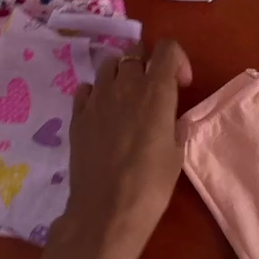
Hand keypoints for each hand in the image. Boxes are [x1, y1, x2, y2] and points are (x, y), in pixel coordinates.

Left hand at [43, 40, 191, 258]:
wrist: (106, 210)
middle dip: (149, 63)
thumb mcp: (176, 153)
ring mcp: (97, 98)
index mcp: (156, 91)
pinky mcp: (77, 114)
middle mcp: (126, 85)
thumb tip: (174, 118)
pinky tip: (103, 112)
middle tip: (154, 89)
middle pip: (136, 52)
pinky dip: (98, 92)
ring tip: (127, 98)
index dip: (178, 60)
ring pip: (109, 64)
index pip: (167, 48)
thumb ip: (176, 126)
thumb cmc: (151, 184)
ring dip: (122, 74)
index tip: (181, 84)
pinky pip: (87, 88)